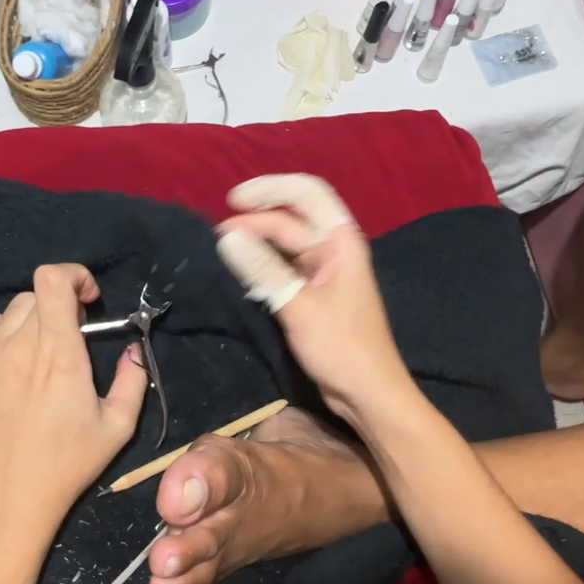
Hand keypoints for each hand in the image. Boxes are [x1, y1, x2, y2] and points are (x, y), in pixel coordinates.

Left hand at [0, 265, 148, 557]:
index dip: (74, 276)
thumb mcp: (118, 427)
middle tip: (76, 337)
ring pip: (11, 312)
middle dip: (61, 305)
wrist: (7, 502)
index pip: (51, 280)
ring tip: (47, 353)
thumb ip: (133, 380)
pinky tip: (19, 366)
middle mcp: (17, 348)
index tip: (90, 303)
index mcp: (58, 355)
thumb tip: (131, 349)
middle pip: (35, 293)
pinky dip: (8, 336)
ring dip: (35, 320)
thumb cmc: (67, 466)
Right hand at [213, 175, 415, 425]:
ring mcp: (323, 273)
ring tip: (221, 252)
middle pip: (290, 221)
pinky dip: (261, 268)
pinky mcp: (312, 296)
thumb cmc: (342, 347)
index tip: (232, 201)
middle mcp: (333, 250)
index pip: (306, 195)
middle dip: (255, 221)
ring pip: (283, 246)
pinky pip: (282, 270)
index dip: (269, 189)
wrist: (367, 393)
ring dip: (255, 246)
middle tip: (217, 236)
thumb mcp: (299, 306)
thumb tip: (228, 237)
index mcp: (341, 242)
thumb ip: (264, 269)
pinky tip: (239, 275)